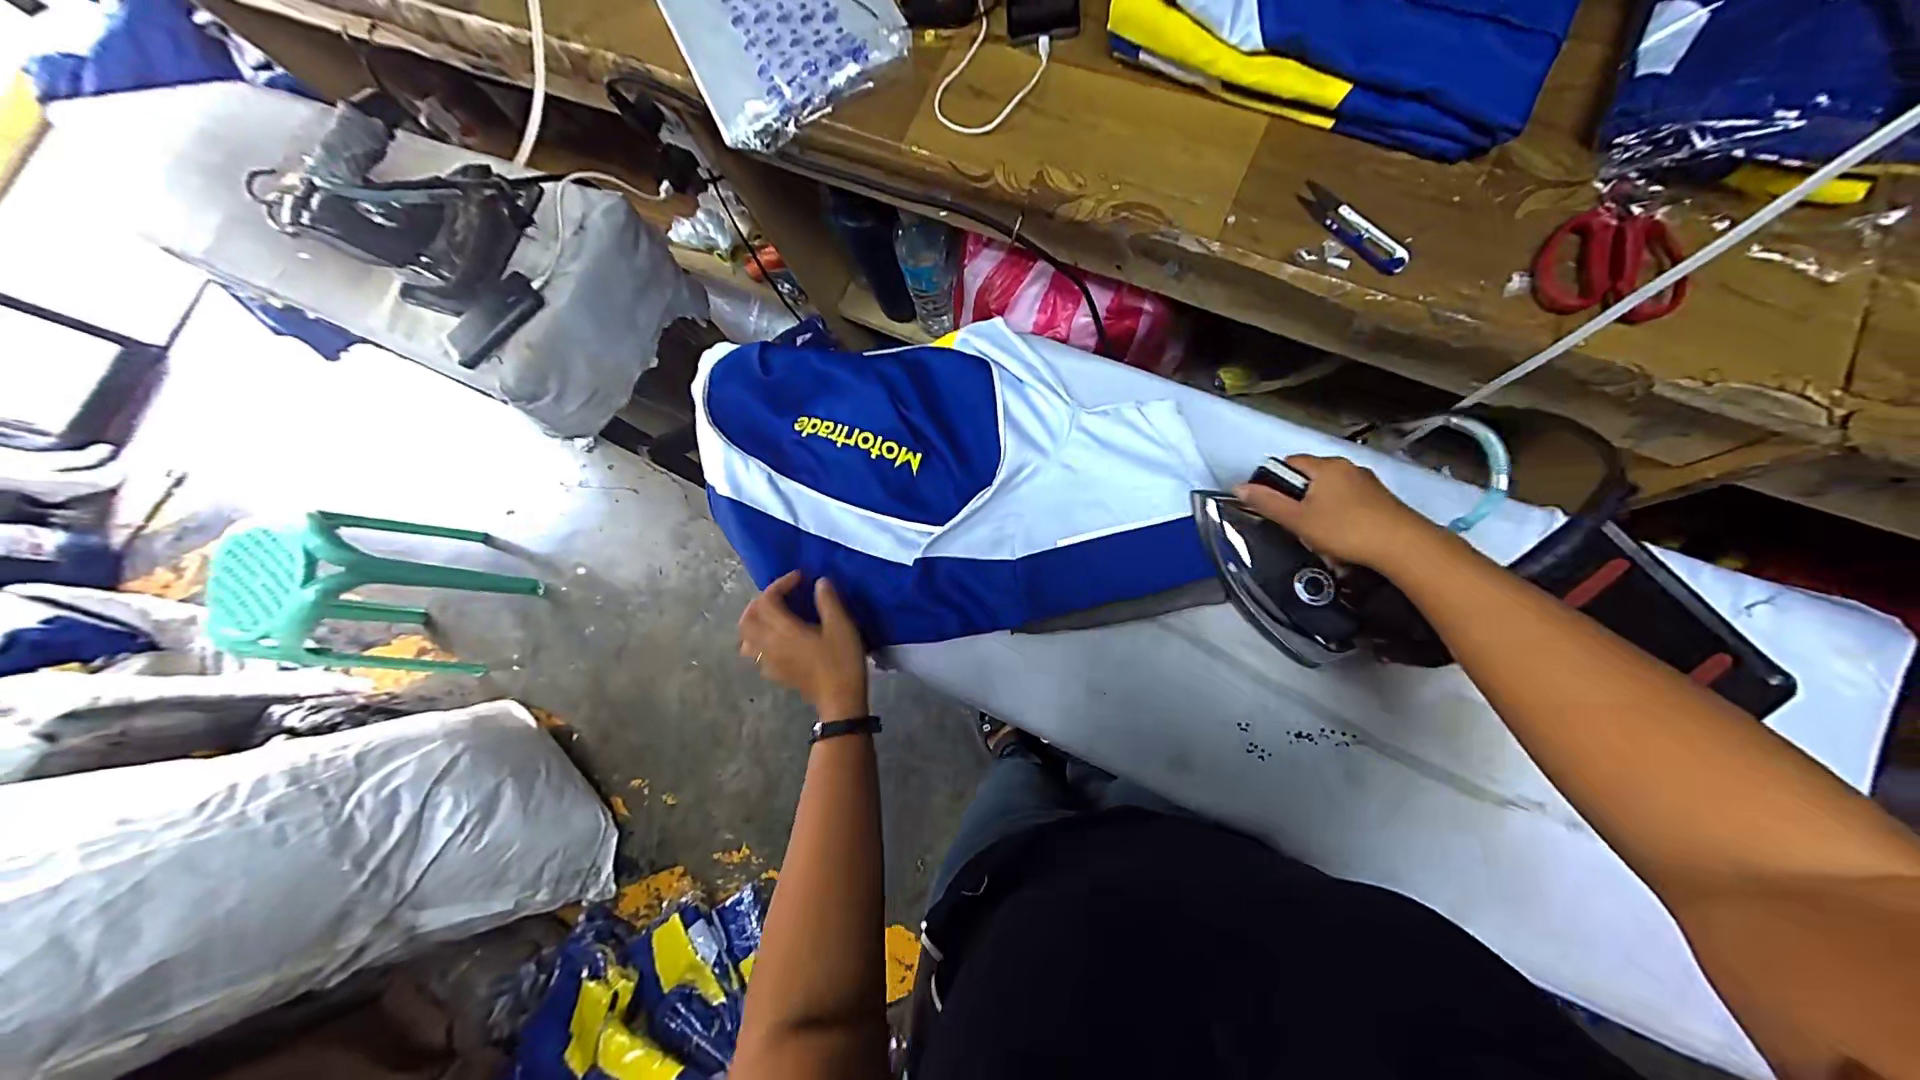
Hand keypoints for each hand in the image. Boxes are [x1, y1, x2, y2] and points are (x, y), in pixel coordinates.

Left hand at [739, 571, 869, 720]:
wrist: (840, 700)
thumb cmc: (842, 661)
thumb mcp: (841, 625)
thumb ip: (828, 600)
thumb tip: (819, 582)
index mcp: (783, 629)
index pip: (767, 600)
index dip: (780, 584)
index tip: (800, 578)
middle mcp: (769, 644)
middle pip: (748, 618)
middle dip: (761, 601)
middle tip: (781, 594)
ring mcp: (768, 661)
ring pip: (746, 637)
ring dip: (755, 621)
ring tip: (773, 615)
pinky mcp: (774, 674)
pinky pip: (755, 652)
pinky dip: (760, 639)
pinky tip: (778, 640)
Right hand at [1234, 454, 1447, 570]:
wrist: (1402, 546)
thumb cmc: (1344, 529)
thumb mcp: (1297, 519)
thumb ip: (1267, 503)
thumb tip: (1239, 488)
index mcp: (1325, 466)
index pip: (1289, 463)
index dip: (1275, 482)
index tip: (1273, 506)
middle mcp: (1347, 467)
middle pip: (1310, 479)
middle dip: (1299, 502)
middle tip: (1295, 526)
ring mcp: (1367, 483)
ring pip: (1329, 494)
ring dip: (1319, 513)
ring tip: (1319, 539)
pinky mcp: (1381, 500)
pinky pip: (1349, 504)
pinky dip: (1340, 519)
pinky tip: (1342, 541)